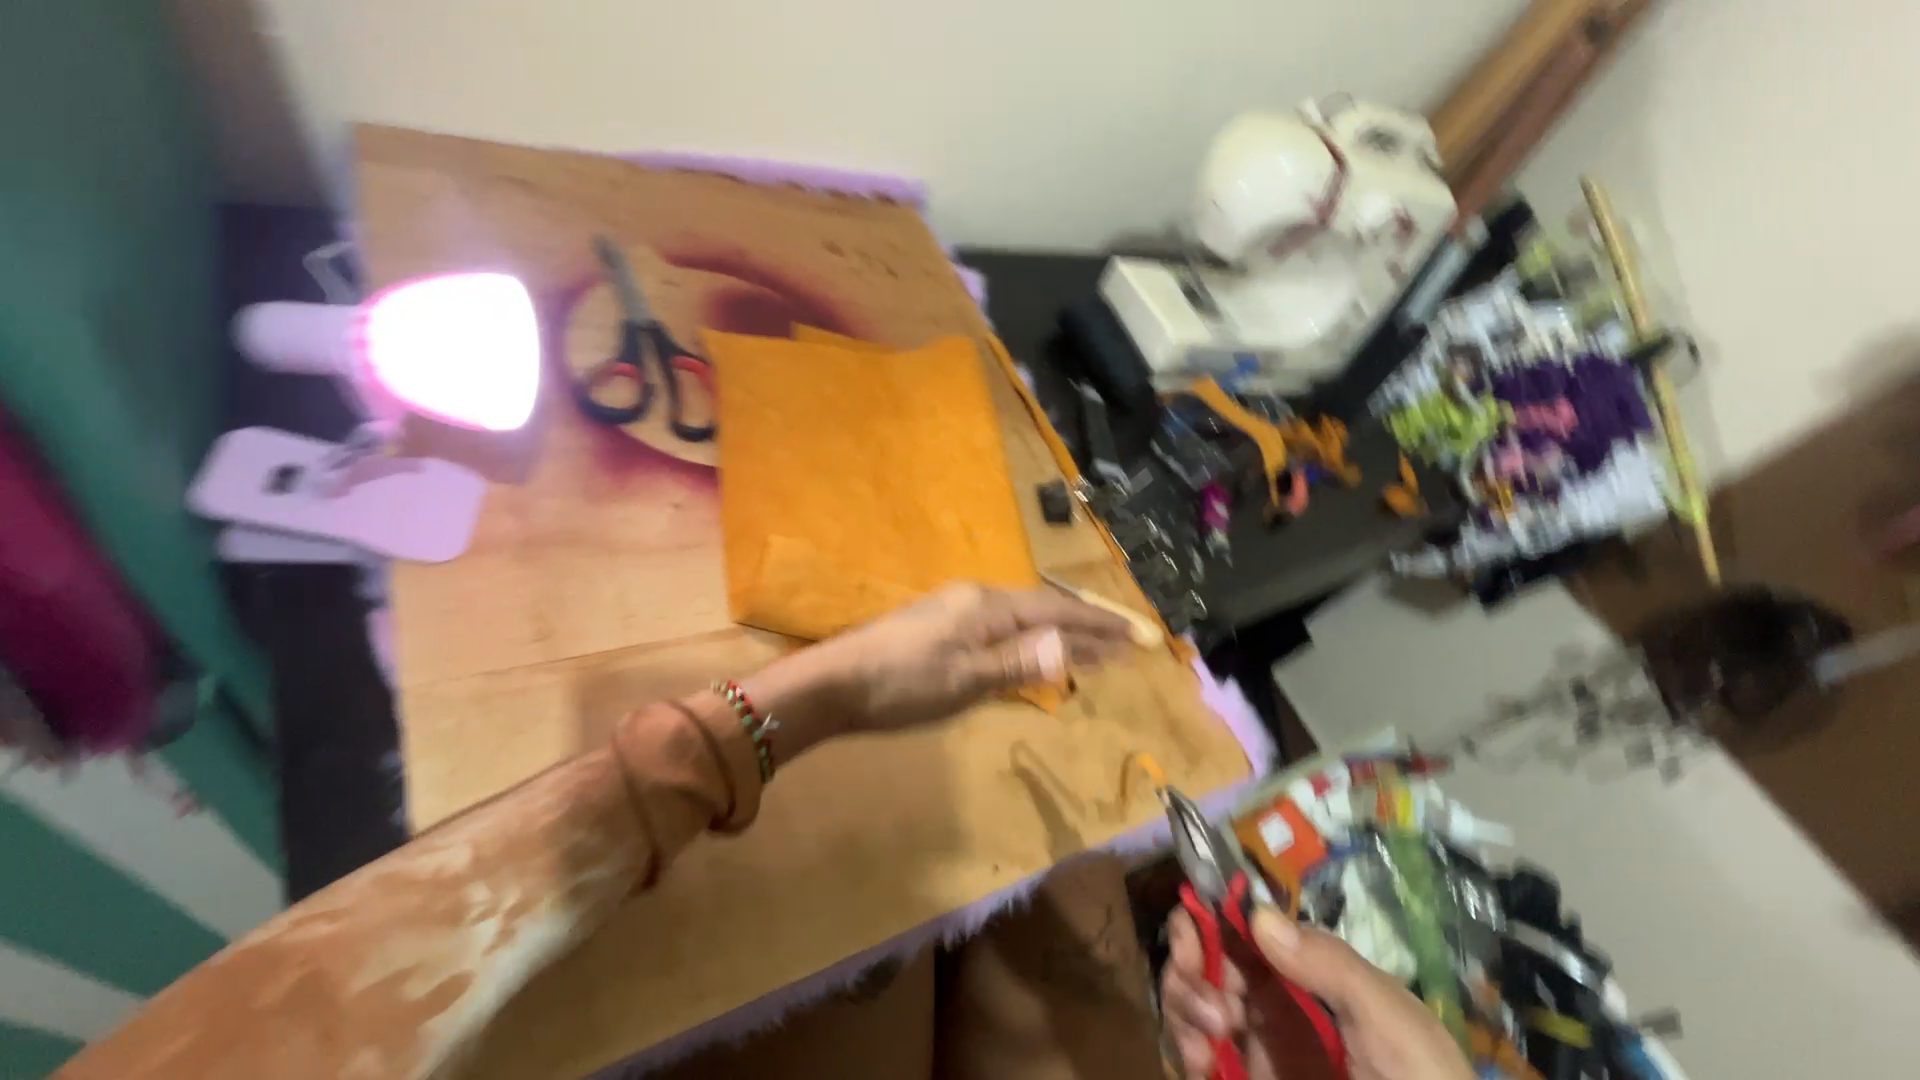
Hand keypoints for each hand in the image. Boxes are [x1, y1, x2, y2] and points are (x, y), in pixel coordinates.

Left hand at [824, 581, 1134, 729]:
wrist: (834, 682)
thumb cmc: (903, 683)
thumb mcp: (966, 679)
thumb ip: (1021, 661)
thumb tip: (1076, 646)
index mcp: (987, 606)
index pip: (1056, 612)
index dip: (1097, 626)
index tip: (1136, 637)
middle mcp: (975, 597)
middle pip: (1042, 607)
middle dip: (1084, 623)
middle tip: (1122, 638)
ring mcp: (953, 608)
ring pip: (1020, 614)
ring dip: (1057, 628)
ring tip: (1087, 642)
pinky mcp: (938, 624)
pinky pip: (1000, 623)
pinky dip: (1028, 635)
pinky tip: (1028, 645)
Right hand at [1161, 908, 1474, 1079]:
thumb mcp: (1391, 1021)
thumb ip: (1330, 964)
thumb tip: (1256, 913)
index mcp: (1306, 972)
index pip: (1243, 925)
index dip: (1211, 918)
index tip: (1197, 937)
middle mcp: (1271, 1000)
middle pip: (1204, 955)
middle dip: (1188, 963)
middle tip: (1210, 1004)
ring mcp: (1253, 1045)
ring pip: (1188, 997)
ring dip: (1181, 1002)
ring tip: (1207, 1037)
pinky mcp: (1237, 1078)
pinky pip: (1190, 1053)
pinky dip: (1181, 1046)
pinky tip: (1198, 1061)